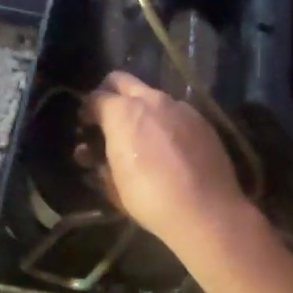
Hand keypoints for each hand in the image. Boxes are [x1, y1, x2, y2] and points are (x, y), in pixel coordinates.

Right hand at [83, 70, 256, 250]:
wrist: (206, 211)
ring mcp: (179, 107)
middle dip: (110, 94)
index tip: (85, 126)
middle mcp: (150, 100)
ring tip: (140, 135)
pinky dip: (165, 121)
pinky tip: (168, 145)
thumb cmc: (150, 198)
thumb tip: (90, 154)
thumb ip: (99, 161)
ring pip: (151, 95)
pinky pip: (175, 112)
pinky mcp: (201, 120)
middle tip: (107, 118)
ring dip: (140, 108)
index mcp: (122, 112)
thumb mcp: (113, 184)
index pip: (95, 97)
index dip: (86, 110)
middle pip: (122, 80)